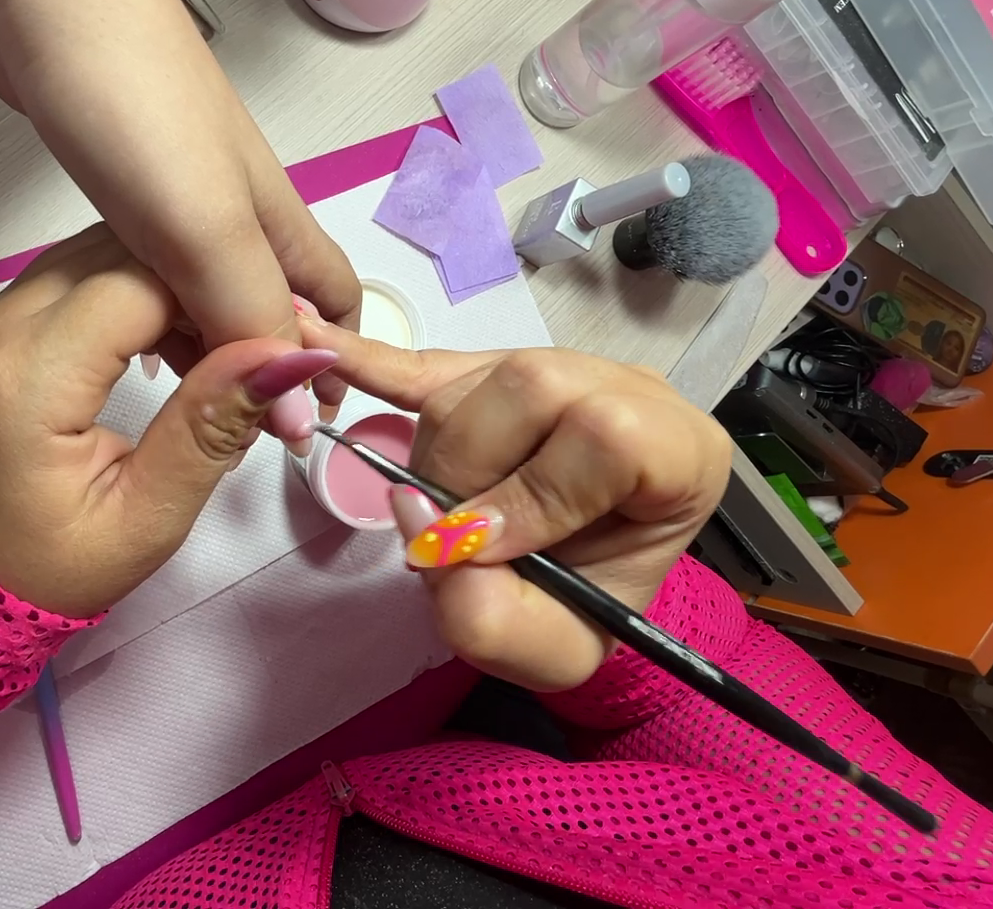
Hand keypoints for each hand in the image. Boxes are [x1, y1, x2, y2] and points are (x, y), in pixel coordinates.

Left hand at [0, 226, 338, 618]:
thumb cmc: (52, 567)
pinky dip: (142, 292)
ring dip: (176, 284)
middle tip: (260, 340)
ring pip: (107, 252)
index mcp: (28, 378)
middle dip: (206, 283)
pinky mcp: (3, 324)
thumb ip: (212, 426)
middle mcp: (0, 328)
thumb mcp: (147, 515)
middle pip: (126, 251)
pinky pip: (84, 276)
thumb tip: (288, 355)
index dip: (222, 296)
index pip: (144, 282)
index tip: (275, 341)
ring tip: (225, 342)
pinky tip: (178, 337)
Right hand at [300, 320, 729, 691]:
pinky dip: (365, 361)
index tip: (485, 547)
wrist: (566, 576)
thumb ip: (494, 620)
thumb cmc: (574, 607)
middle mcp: (620, 387)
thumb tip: (422, 524)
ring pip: (462, 380)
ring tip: (439, 504)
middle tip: (447, 533)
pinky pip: (415, 362)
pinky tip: (313, 342)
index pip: (607, 436)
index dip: (535, 495)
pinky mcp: (480, 366)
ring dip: (431, 454)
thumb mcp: (555, 651)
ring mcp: (549, 363)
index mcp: (679, 453)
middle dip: (464, 474)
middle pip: (524, 388)